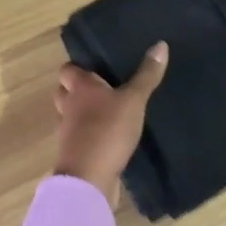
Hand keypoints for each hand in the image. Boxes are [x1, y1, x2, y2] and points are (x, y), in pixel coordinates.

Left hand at [53, 41, 168, 207]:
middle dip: (77, 90)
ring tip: (108, 112)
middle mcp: (69, 107)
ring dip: (83, 115)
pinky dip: (90, 137)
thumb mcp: (133, 100)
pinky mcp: (76, 155)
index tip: (95, 64)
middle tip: (102, 88)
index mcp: (79, 88)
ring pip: (70, 117)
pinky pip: (80, 139)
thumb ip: (146, 75)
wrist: (89, 180)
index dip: (78, 66)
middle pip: (64, 92)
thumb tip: (161, 44)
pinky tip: (109, 138)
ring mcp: (69, 134)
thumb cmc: (107, 130)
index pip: (67, 69)